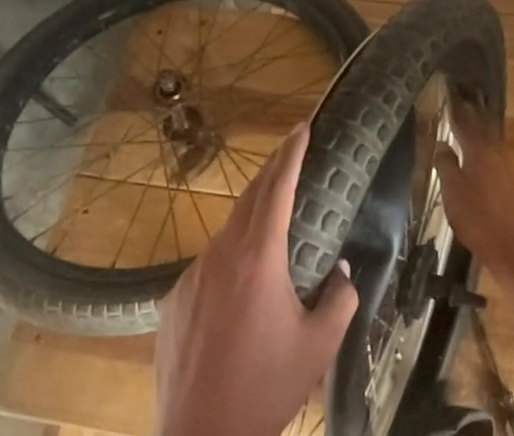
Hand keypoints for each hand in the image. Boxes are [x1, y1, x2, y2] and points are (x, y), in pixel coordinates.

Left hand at [154, 125, 358, 435]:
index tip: (302, 127)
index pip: (277, 189)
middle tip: (292, 152)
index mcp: (258, 258)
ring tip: (275, 227)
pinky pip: (207, 268)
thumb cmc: (267, 386)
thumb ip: (341, 298)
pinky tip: (242, 292)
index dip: (291, 154)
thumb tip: (342, 272)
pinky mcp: (172, 302)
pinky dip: (230, 261)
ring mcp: (190, 278)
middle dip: (272, 171)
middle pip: (249, 199)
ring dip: (252, 220)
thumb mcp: (320, 344)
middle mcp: (219, 256)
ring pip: (227, 234)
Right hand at [433, 106, 513, 276]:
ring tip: (467, 122)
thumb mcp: (452, 191)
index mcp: (480, 150)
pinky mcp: (512, 181)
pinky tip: (480, 152)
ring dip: (480, 128)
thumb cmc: (476, 218)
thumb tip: (442, 143)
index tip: (449, 95)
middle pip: (482, 126)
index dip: (456, 110)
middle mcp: (497, 152)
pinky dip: (486, 146)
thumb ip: (446, 164)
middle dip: (471, 113)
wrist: (510, 247)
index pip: (465, 123)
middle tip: (459, 101)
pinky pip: (496, 153)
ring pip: (491, 139)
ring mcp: (507, 166)